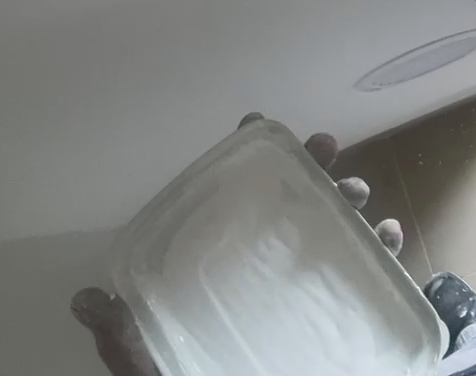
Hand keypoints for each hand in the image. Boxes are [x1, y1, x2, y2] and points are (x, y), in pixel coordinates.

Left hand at [70, 113, 403, 375]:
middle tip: (326, 148)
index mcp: (226, 266)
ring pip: (337, 226)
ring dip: (351, 199)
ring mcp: (308, 288)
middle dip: (313, 164)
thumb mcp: (156, 368)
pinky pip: (371, 273)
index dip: (246, 157)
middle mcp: (270, 265)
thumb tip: (84, 299)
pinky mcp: (342, 317)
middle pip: (294, 199)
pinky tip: (391, 238)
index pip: (235, 198)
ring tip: (359, 195)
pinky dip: (386, 250)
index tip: (256, 123)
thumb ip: (128, 341)